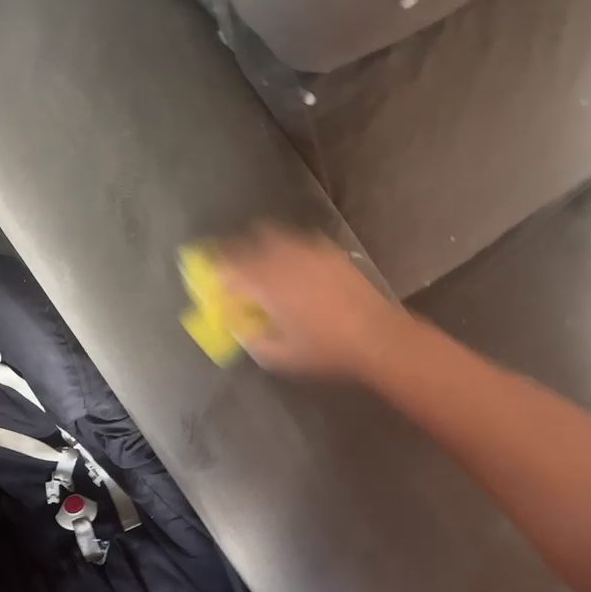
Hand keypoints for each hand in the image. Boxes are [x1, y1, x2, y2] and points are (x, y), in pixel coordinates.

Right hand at [215, 224, 410, 380]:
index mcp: (266, 283)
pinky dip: (289, 250)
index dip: (216, 273)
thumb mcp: (279, 355)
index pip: (228, 269)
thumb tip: (237, 325)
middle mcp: (283, 259)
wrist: (377, 337)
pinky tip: (295, 267)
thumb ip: (251, 338)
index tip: (212, 281)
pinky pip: (300, 242)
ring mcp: (309, 251)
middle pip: (248, 242)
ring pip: (274, 236)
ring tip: (263, 263)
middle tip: (234, 267)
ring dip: (262, 246)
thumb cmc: (325, 350)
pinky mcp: (330, 252)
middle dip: (236, 252)